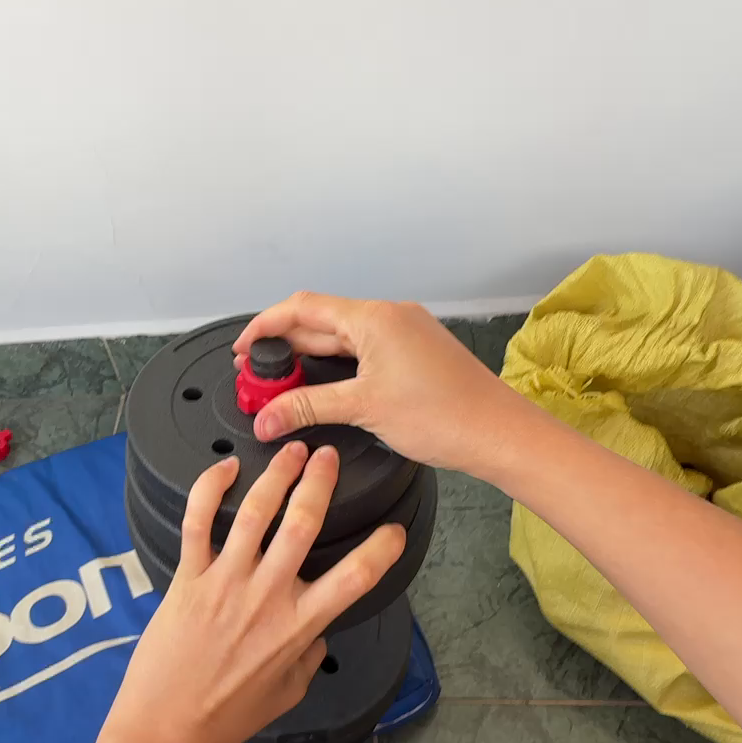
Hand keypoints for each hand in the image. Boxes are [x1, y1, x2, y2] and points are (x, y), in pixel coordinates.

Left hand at [103, 441, 406, 742]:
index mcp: (299, 625)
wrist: (168, 727)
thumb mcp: (290, 689)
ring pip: (254, 513)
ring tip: (291, 450)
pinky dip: (208, 489)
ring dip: (276, 475)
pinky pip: (196, 522)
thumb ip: (311, 651)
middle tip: (329, 456)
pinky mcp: (187, 577)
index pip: (356, 578)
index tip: (394, 530)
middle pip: (302, 524)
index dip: (382, 549)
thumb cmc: (231, 714)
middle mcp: (266, 595)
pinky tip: (224, 468)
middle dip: (320, 482)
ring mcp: (225, 581)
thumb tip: (318, 628)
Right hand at [232, 292, 534, 473]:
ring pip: (342, 337)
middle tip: (254, 375)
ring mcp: (404, 332)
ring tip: (280, 382)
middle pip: (320, 321)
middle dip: (283, 345)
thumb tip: (265, 419)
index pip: (303, 308)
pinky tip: (320, 384)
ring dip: (308, 355)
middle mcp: (389, 316)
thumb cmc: (444, 416)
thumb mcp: (363, 409)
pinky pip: (363, 349)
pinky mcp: (413, 351)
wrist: (499, 434)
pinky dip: (336, 363)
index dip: (265, 326)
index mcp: (374, 318)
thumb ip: (307, 408)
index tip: (242, 350)